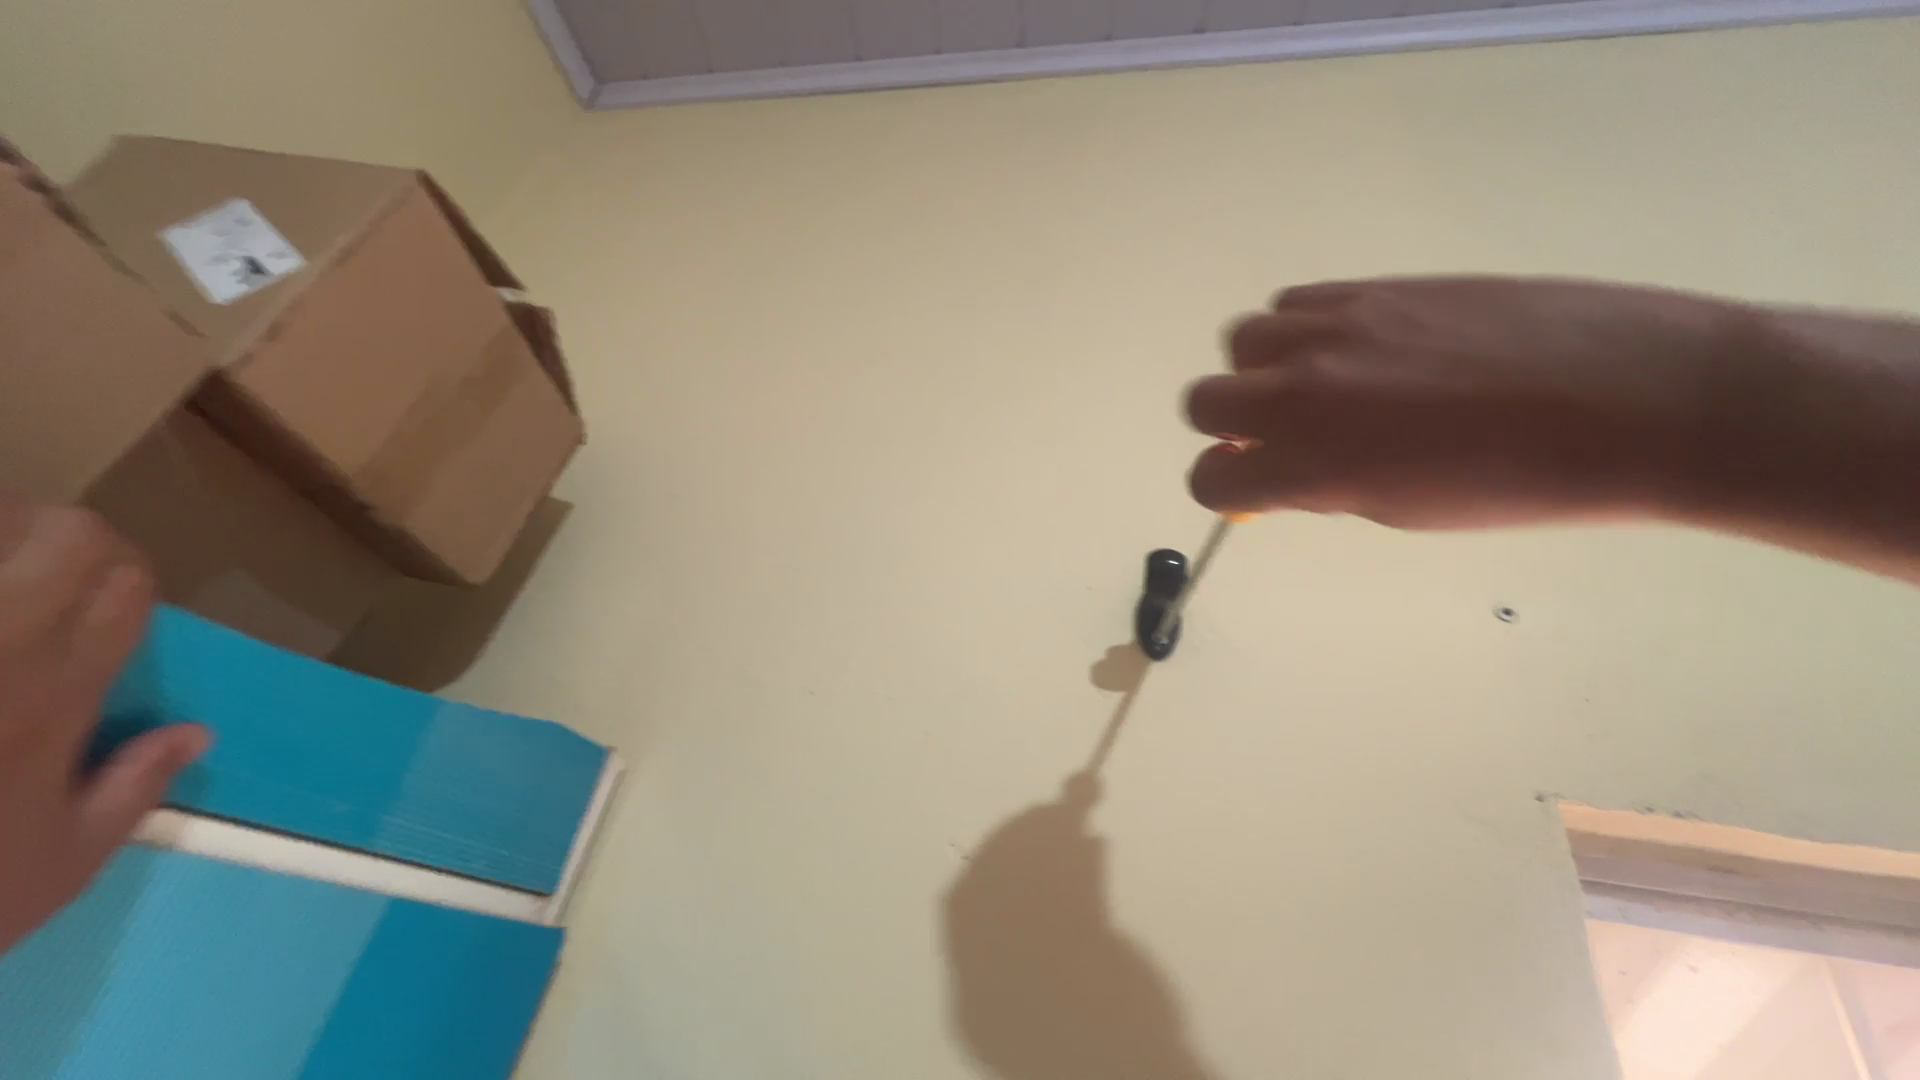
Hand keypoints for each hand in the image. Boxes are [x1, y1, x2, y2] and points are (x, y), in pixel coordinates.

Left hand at [0, 493, 206, 953]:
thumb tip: (196, 733)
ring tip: (9, 558)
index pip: (124, 586)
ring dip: (10, 537)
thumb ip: (133, 790)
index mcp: (59, 700)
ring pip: (1, 542)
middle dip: (64, 530)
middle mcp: (4, 657)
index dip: (125, 569)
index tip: (108, 587)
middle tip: (42, 552)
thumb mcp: (60, 866)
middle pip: (66, 538)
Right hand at [1184, 277, 1775, 527]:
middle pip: (1203, 401)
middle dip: (1229, 426)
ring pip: (1243, 342)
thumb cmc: (1519, 484)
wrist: (1635, 400)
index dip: (1226, 489)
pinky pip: (1297, 302)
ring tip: (1322, 382)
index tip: (1254, 489)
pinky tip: (1360, 346)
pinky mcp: (1375, 286)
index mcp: (1310, 467)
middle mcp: (1302, 392)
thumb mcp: (1401, 509)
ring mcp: (1334, 330)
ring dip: (1263, 369)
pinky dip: (1305, 330)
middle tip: (1279, 434)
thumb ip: (1322, 487)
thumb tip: (1282, 473)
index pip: (1210, 478)